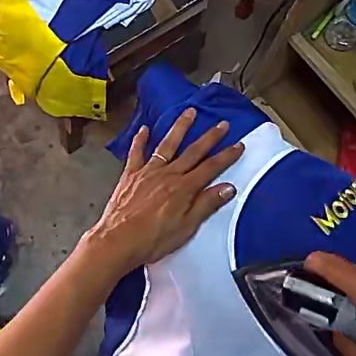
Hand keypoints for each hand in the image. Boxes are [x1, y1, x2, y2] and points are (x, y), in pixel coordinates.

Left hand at [74, 109, 244, 282]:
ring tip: (189, 113)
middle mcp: (168, 175)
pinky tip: (145, 129)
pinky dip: (140, 140)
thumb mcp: (187, 227)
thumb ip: (207, 204)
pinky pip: (137, 153)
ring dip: (180, 128)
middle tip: (222, 124)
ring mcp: (148, 172)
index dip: (227, 155)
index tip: (238, 145)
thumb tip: (228, 188)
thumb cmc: (152, 239)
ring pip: (168, 145)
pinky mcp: (130, 175)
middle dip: (210, 137)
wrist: (116, 242)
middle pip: (194, 151)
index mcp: (184, 188)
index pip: (211, 167)